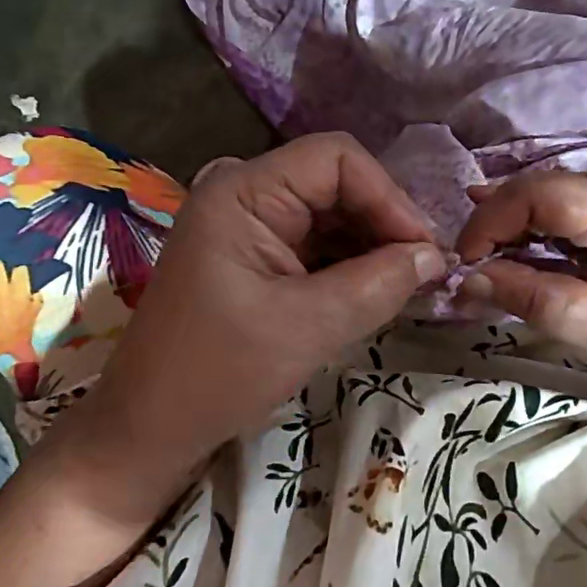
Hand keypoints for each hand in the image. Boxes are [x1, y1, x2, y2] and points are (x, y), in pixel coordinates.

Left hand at [69, 133, 447, 484]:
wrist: (150, 427)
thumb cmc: (218, 373)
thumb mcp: (308, 327)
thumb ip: (379, 284)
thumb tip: (435, 255)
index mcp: (241, 191)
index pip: (336, 159)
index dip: (388, 196)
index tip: (425, 251)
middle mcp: (242, 193)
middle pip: (334, 184)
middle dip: (383, 224)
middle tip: (425, 274)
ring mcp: (244, 225)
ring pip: (328, 215)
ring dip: (370, 247)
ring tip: (407, 288)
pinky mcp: (251, 256)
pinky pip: (312, 244)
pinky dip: (347, 265)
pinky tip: (375, 293)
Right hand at [454, 169, 586, 408]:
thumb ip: (535, 299)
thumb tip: (466, 279)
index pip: (537, 193)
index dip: (489, 223)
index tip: (462, 267)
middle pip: (534, 191)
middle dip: (491, 227)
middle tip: (465, 272)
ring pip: (539, 201)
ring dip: (505, 232)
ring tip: (479, 267)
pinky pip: (556, 215)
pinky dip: (525, 236)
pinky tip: (505, 254)